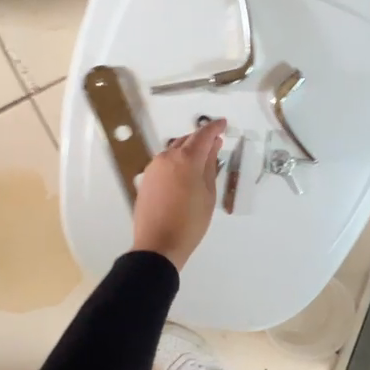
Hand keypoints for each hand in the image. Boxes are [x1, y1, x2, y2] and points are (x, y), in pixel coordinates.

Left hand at [132, 118, 226, 270]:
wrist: (158, 245)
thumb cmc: (190, 223)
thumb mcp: (208, 195)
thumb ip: (209, 166)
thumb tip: (212, 147)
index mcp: (185, 159)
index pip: (203, 135)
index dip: (215, 127)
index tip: (224, 124)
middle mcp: (166, 158)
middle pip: (186, 141)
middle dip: (201, 139)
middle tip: (215, 143)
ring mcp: (153, 168)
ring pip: (173, 151)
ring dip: (187, 150)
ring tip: (201, 159)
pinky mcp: (146, 180)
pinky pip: (164, 163)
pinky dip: (176, 162)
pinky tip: (184, 174)